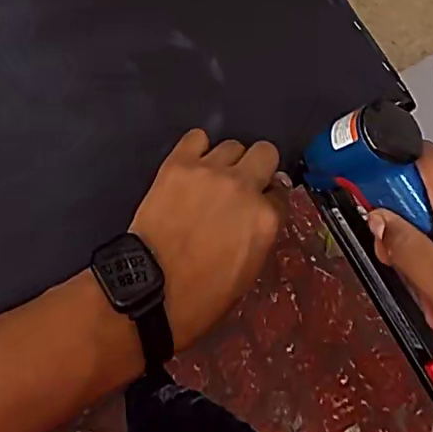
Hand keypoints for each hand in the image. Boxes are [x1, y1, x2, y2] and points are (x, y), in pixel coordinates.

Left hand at [128, 129, 287, 349]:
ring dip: (227, 162)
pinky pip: (197, 137)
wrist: (151, 289)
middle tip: (243, 185)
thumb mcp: (249, 270)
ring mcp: (210, 171)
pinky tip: (192, 166)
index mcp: (265, 219)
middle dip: (259, 167)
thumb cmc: (203, 294)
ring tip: (212, 180)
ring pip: (233, 145)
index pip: (281, 192)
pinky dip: (198, 149)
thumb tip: (262, 209)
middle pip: (265, 152)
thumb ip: (260, 232)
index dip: (269, 199)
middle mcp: (242, 187)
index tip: (260, 204)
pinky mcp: (179, 163)